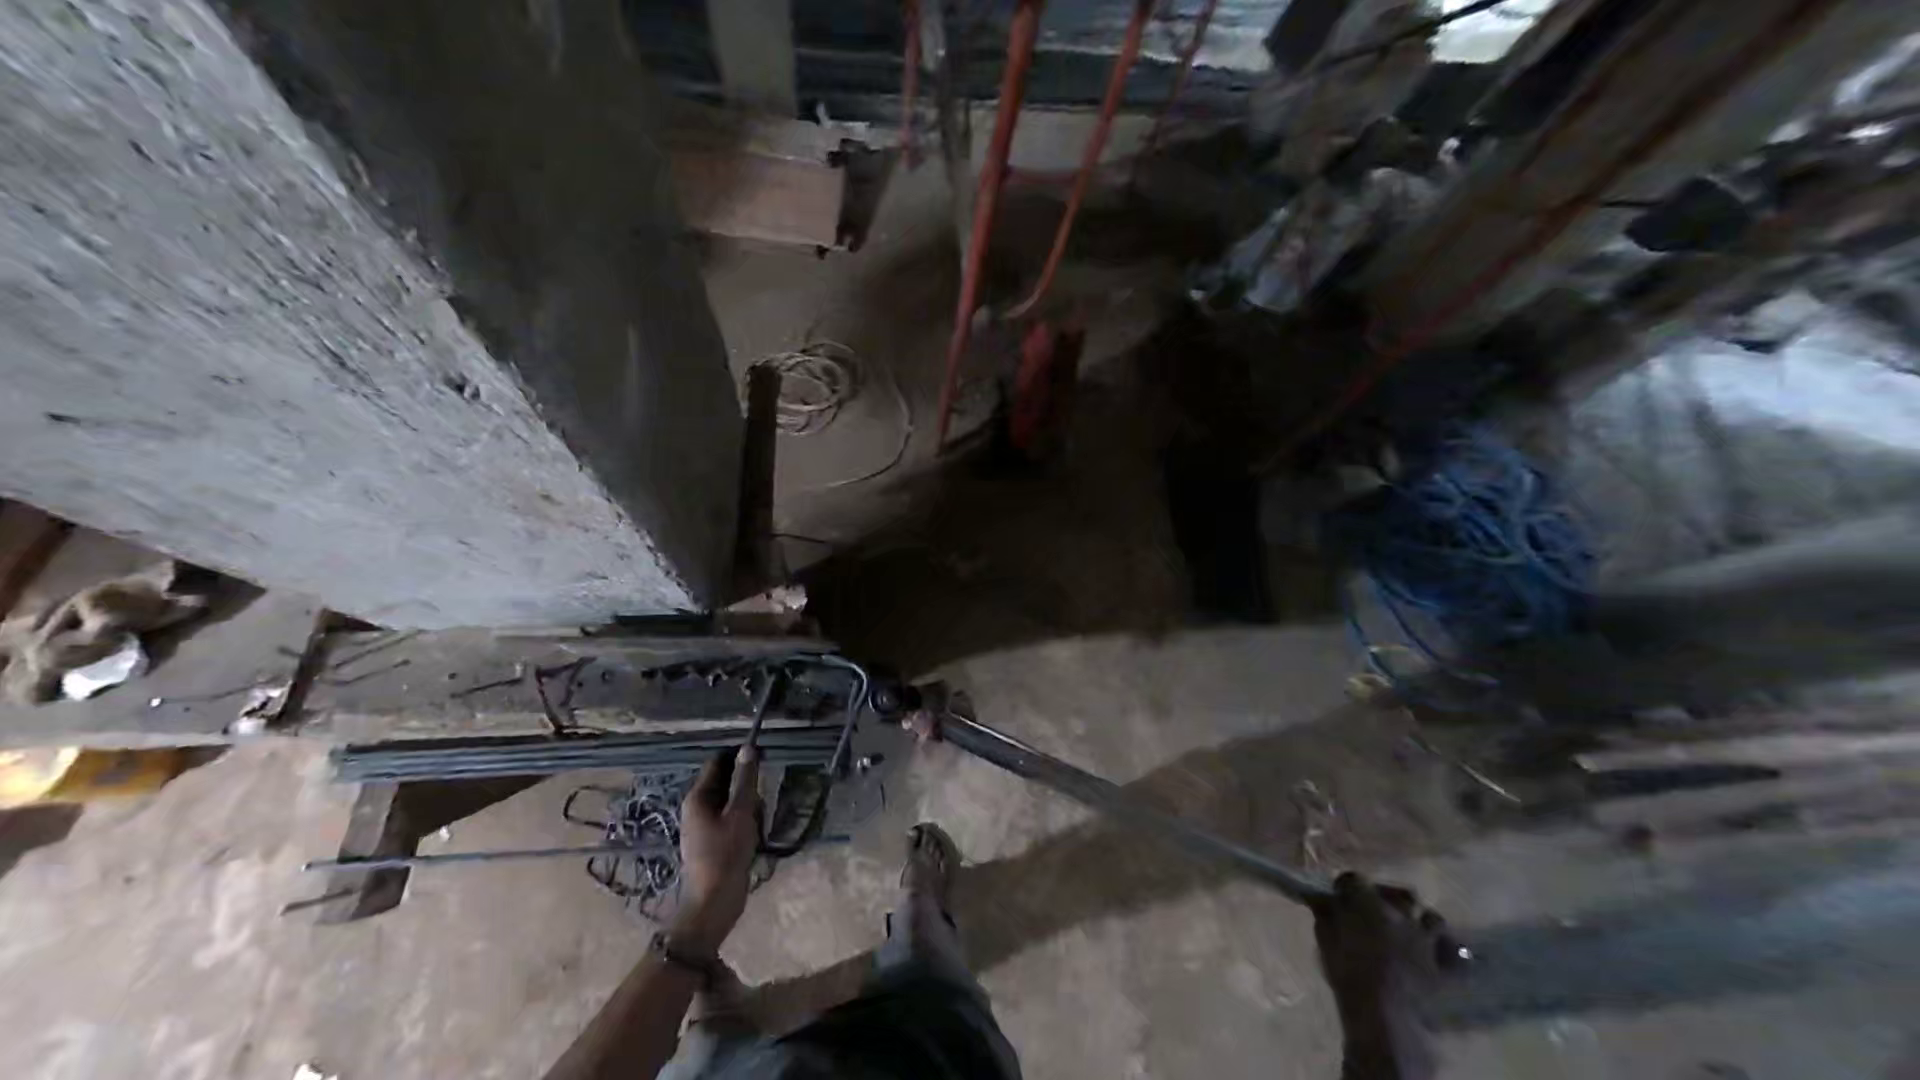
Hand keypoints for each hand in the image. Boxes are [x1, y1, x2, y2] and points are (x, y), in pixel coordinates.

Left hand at [674, 746, 760, 950]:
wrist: (714, 902)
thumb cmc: (726, 853)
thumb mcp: (741, 813)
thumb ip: (745, 780)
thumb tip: (748, 748)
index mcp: (697, 797)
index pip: (717, 762)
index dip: (738, 755)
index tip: (763, 756)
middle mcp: (696, 808)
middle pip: (725, 781)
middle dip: (746, 784)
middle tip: (764, 794)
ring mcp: (703, 826)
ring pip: (730, 801)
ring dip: (748, 805)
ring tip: (760, 818)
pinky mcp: (712, 841)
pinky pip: (731, 819)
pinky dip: (745, 820)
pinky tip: (756, 831)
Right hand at [1311, 872, 1458, 1018]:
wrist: (1382, 1014)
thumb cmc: (1347, 972)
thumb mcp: (1325, 939)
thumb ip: (1325, 914)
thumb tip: (1323, 900)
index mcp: (1367, 903)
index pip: (1354, 879)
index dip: (1347, 886)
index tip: (1340, 896)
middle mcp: (1401, 914)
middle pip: (1401, 893)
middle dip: (1391, 897)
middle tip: (1380, 909)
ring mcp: (1426, 939)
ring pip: (1433, 918)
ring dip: (1422, 921)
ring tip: (1413, 930)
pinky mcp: (1444, 966)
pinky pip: (1455, 952)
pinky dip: (1448, 950)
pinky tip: (1438, 953)